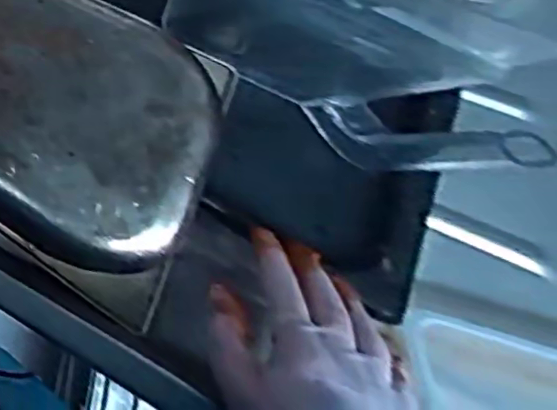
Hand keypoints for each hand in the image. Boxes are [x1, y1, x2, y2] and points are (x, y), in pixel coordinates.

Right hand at [208, 228, 412, 409]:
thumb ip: (227, 332)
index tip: (262, 232)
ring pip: (367, 327)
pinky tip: (384, 342)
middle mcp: (345, 350)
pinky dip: (385, 343)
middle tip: (301, 247)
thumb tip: (221, 290)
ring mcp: (381, 379)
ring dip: (350, 299)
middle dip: (312, 268)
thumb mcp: (238, 379)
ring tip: (339, 281)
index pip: (283, 284)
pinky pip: (397, 365)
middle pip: (329, 300)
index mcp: (301, 339)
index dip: (271, 255)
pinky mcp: (403, 404)